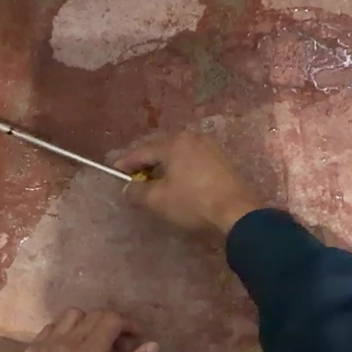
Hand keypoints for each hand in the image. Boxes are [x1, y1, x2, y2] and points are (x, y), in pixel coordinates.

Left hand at [18, 309, 159, 351]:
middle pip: (94, 314)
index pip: (112, 320)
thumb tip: (152, 346)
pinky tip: (69, 349)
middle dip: (112, 325)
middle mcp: (66, 341)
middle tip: (119, 346)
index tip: (136, 338)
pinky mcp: (31, 350)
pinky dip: (66, 331)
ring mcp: (45, 343)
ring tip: (93, 343)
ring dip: (88, 323)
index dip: (129, 324)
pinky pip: (51, 328)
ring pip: (70, 315)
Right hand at [116, 132, 263, 238]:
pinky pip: (194, 164)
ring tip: (155, 184)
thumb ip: (137, 192)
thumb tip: (128, 189)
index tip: (114, 171)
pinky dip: (182, 173)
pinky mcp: (223, 163)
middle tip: (134, 178)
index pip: (143, 151)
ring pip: (180, 157)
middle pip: (162, 151)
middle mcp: (193, 139)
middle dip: (147, 165)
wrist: (236, 212)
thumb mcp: (158, 200)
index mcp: (175, 142)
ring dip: (165, 169)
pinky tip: (179, 186)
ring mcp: (211, 149)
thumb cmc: (193, 202)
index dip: (126, 163)